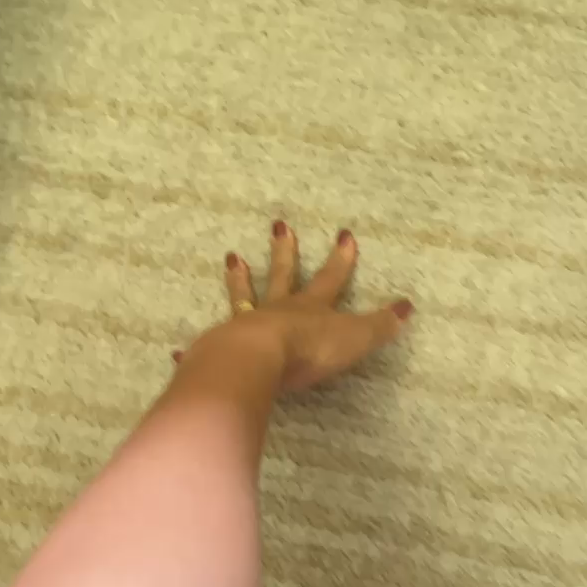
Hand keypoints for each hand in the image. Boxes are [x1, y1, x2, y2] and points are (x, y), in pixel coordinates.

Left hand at [186, 221, 412, 391]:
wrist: (258, 361)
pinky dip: (195, 353)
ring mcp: (246, 327)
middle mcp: (277, 312)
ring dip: (239, 280)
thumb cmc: (309, 350)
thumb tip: (408, 308)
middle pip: (282, 276)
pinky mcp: (222, 350)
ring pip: (244, 298)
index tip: (344, 234)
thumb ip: (380, 326)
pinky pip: (208, 349)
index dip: (340, 260)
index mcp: (310, 309)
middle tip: (279, 225)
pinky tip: (178, 354)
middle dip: (285, 252)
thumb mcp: (354, 338)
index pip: (330, 279)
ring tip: (232, 259)